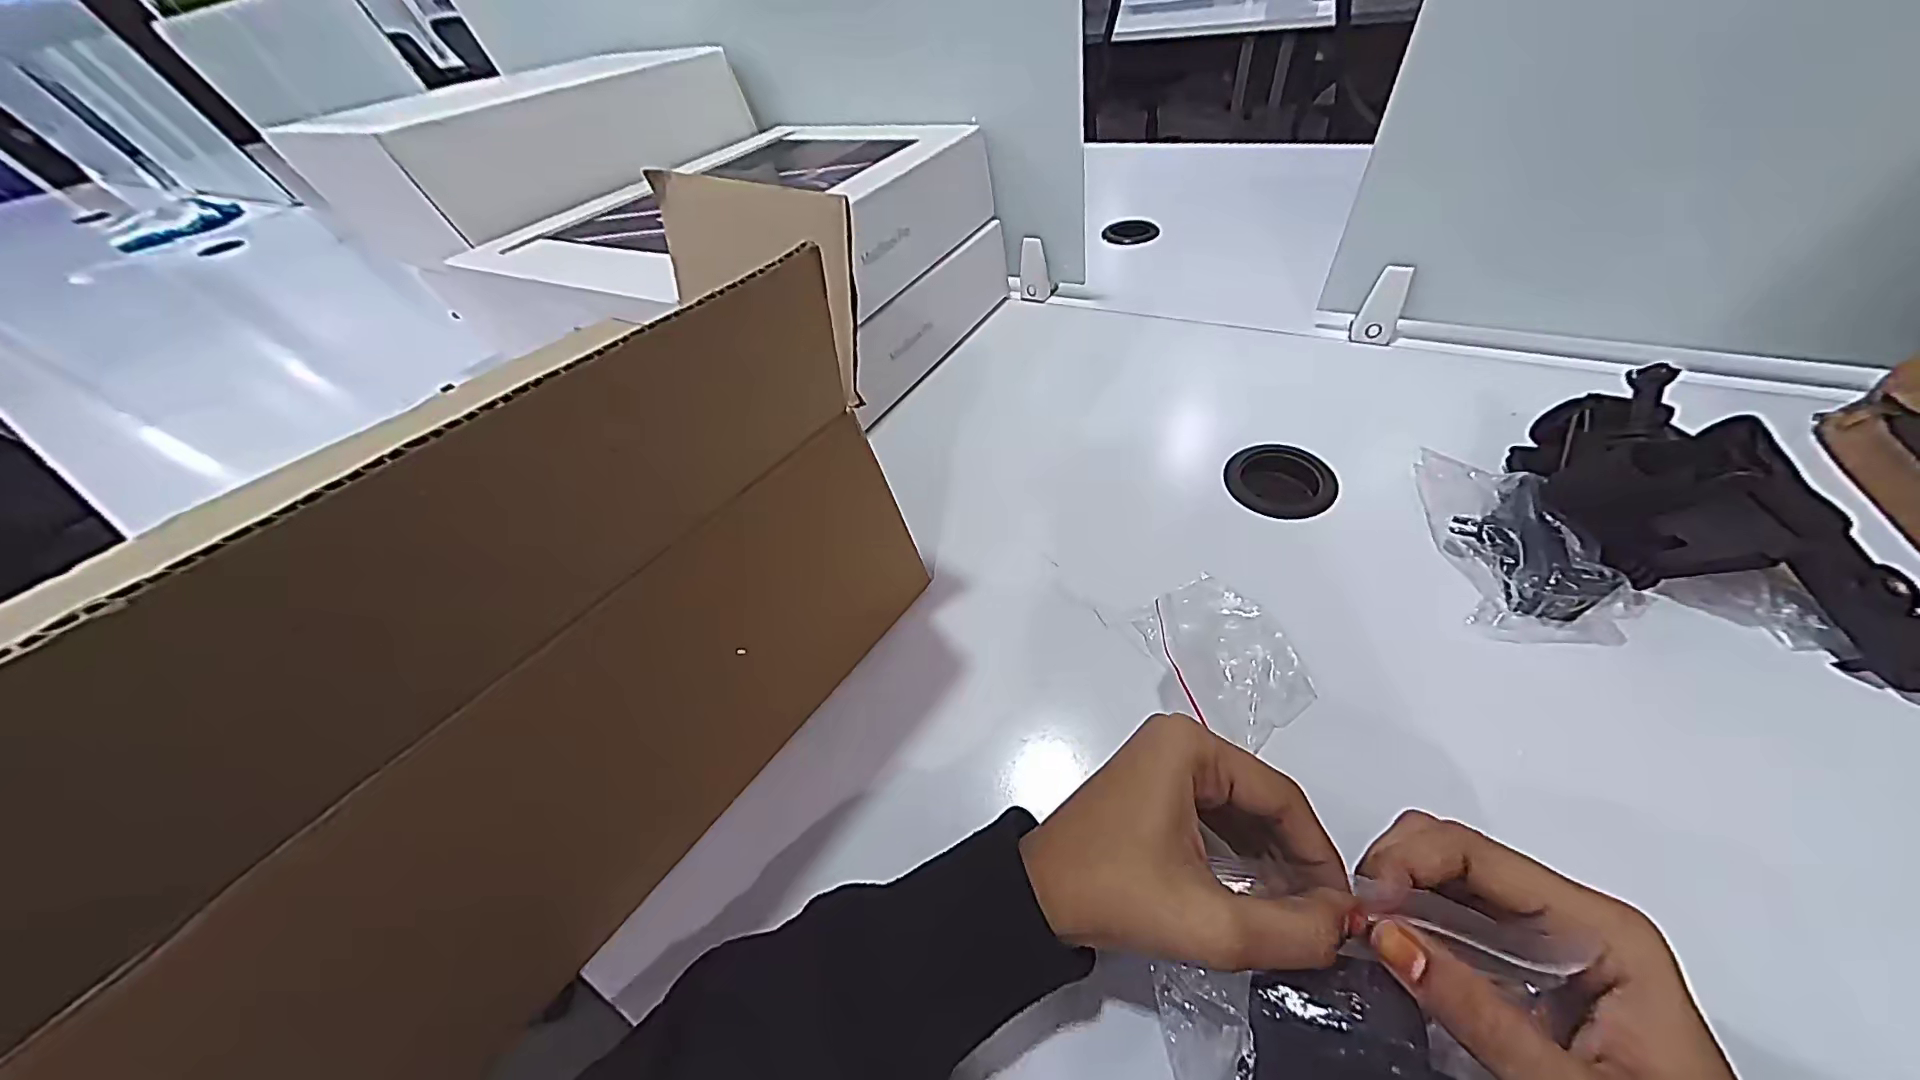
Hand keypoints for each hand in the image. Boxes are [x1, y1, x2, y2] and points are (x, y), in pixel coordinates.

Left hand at [1017, 713, 1354, 970]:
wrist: (1038, 897)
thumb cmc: (1109, 890)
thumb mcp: (1210, 921)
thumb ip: (1291, 930)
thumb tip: (1340, 924)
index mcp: (1188, 746)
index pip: (1281, 796)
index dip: (1319, 854)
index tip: (1340, 905)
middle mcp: (1175, 741)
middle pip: (1260, 800)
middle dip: (1293, 859)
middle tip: (1319, 915)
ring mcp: (1160, 761)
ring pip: (1238, 809)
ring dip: (1267, 859)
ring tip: (1291, 912)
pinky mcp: (1151, 785)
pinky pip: (1212, 813)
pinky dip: (1237, 852)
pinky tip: (1254, 893)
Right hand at [1358, 811, 1734, 1079]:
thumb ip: (1482, 1014)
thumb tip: (1391, 939)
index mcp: (1601, 930)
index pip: (1470, 848)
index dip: (1404, 861)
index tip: (1367, 906)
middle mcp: (1569, 919)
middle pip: (1447, 847)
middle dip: (1389, 869)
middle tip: (1358, 917)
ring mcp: (1540, 938)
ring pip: (1436, 875)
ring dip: (1389, 894)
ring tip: (1363, 934)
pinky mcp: (1516, 965)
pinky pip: (1440, 915)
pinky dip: (1400, 921)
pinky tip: (1388, 949)